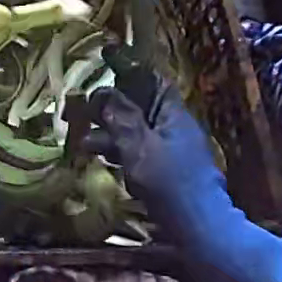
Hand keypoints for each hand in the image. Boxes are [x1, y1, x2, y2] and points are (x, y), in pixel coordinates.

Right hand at [84, 84, 281, 281]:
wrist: (200, 229)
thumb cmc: (170, 184)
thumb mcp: (139, 147)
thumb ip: (121, 118)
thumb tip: (103, 92)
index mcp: (172, 113)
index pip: (149, 78)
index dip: (127, 65)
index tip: (105, 53)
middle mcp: (172, 125)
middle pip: (137, 103)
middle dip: (108, 103)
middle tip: (81, 106)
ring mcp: (169, 147)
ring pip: (133, 128)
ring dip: (107, 130)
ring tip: (83, 140)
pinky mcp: (163, 168)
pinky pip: (136, 148)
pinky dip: (116, 148)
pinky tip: (100, 156)